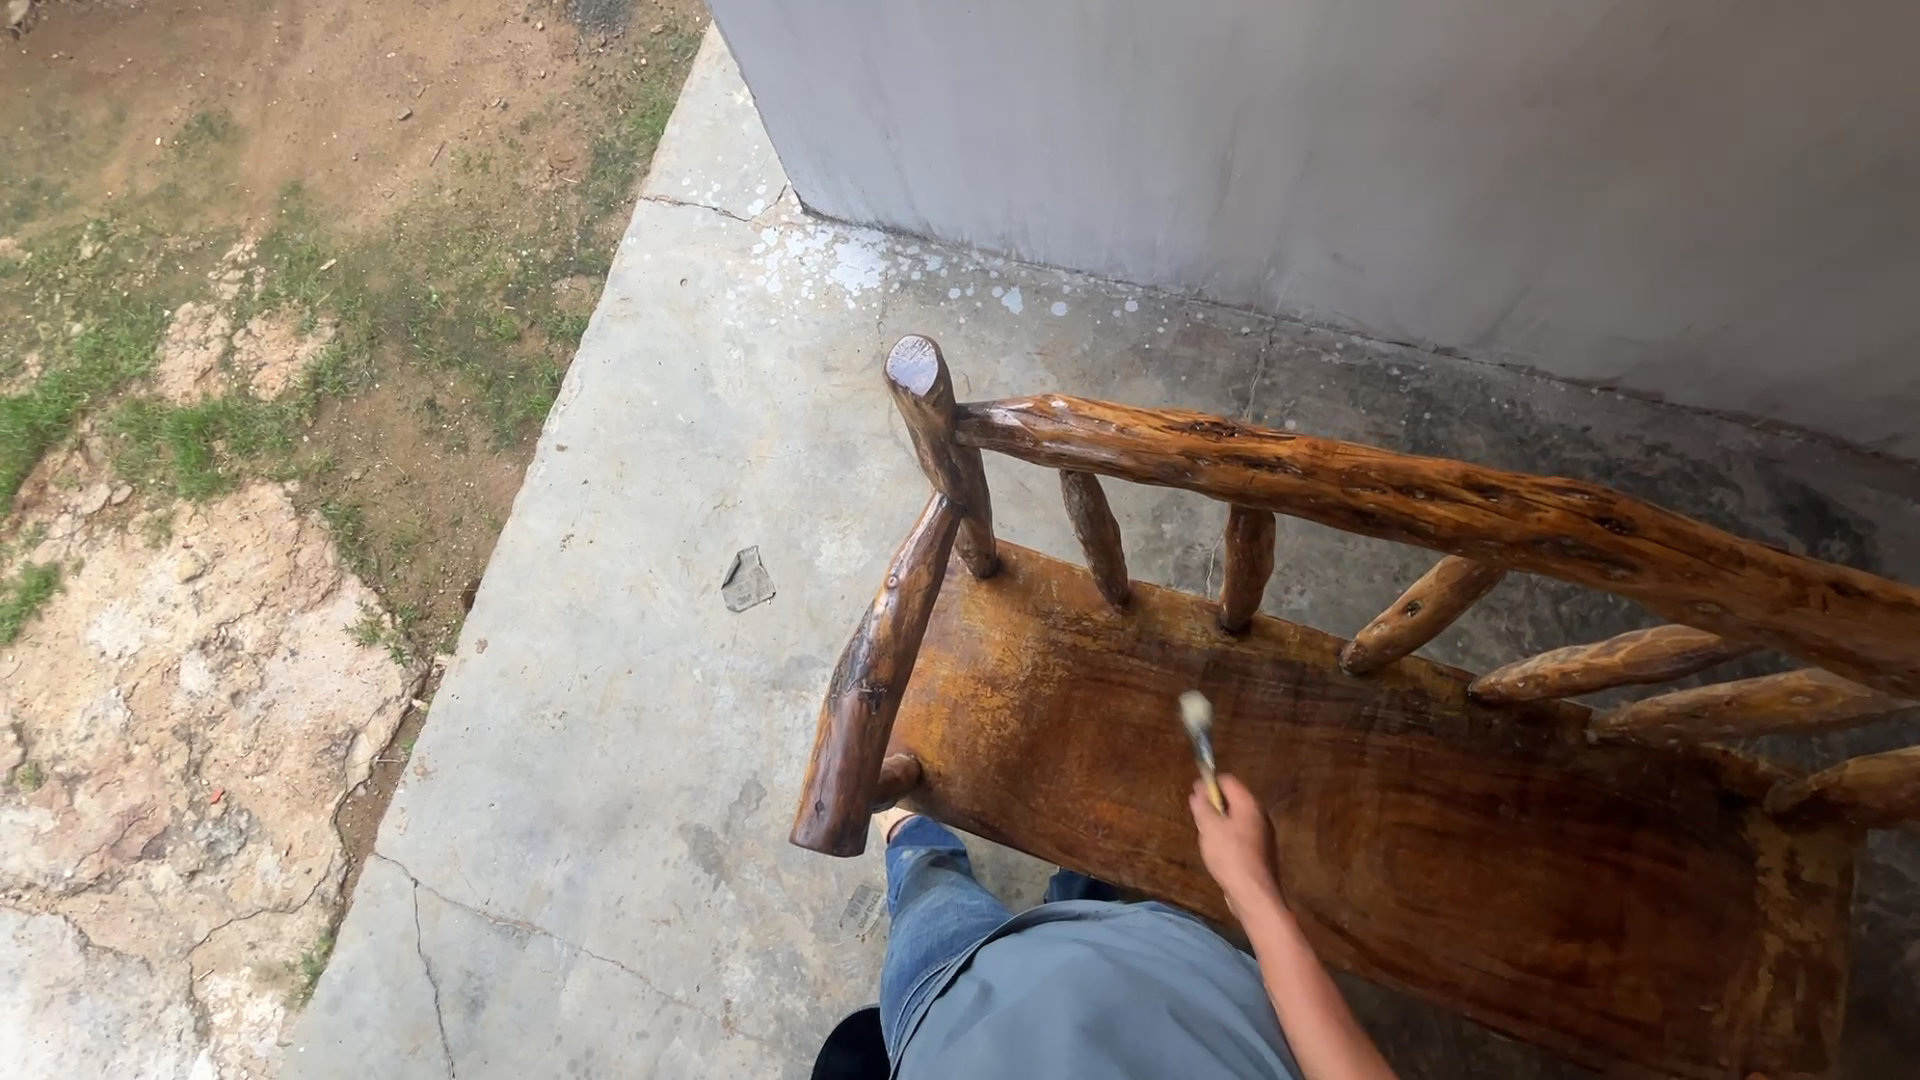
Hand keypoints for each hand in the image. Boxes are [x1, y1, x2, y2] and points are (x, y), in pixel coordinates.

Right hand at [1190, 774, 1284, 916]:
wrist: (1253, 894)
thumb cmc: (1229, 855)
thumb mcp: (1209, 827)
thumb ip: (1202, 805)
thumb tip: (1199, 790)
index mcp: (1248, 804)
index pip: (1227, 780)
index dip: (1209, 784)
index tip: (1195, 798)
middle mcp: (1259, 814)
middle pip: (1232, 799)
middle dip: (1213, 806)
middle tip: (1201, 820)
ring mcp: (1263, 834)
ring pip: (1235, 818)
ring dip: (1220, 823)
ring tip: (1208, 838)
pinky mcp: (1261, 851)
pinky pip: (1241, 834)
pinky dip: (1229, 838)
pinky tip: (1220, 853)